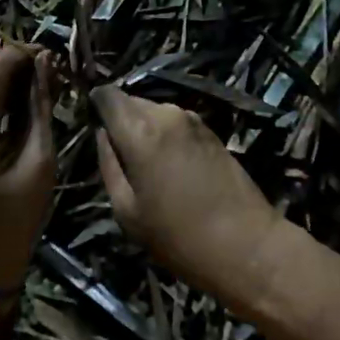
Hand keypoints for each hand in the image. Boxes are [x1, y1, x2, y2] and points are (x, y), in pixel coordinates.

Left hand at [0, 44, 59, 300]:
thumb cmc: (15, 218)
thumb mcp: (39, 159)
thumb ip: (39, 102)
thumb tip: (45, 58)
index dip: (27, 54)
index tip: (54, 61)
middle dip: (16, 58)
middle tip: (48, 71)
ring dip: (3, 68)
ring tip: (34, 82)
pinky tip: (14, 95)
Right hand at [92, 86, 284, 295]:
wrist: (246, 245)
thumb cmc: (179, 236)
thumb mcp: (128, 212)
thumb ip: (109, 165)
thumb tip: (102, 134)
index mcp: (139, 130)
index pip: (107, 94)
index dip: (97, 103)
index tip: (94, 122)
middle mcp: (164, 112)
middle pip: (130, 101)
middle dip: (121, 119)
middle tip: (121, 155)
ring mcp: (190, 117)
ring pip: (153, 110)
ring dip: (145, 127)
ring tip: (148, 165)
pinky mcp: (209, 128)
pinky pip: (174, 121)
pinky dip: (166, 134)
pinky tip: (172, 166)